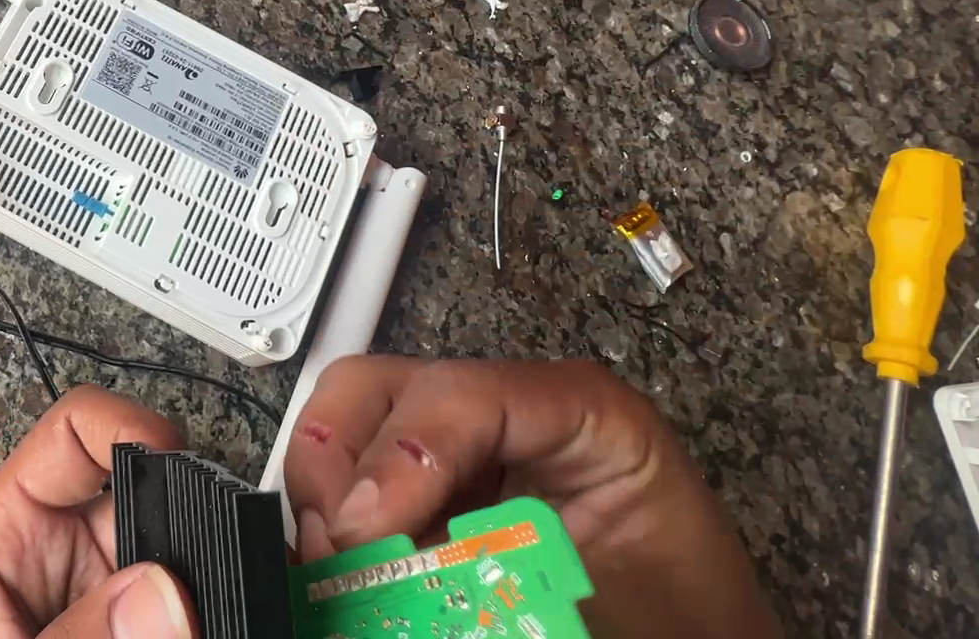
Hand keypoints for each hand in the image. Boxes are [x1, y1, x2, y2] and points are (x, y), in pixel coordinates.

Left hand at [0, 385, 199, 638]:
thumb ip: (74, 638)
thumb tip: (164, 595)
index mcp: (13, 524)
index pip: (72, 433)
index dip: (124, 424)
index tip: (178, 457)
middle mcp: (67, 549)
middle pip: (148, 503)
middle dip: (191, 534)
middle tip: (228, 584)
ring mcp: (104, 598)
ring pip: (178, 572)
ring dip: (202, 599)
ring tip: (224, 622)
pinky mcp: (130, 634)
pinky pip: (179, 620)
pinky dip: (205, 625)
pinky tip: (221, 631)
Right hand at [283, 356, 779, 638]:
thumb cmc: (680, 634)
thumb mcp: (600, 611)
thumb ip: (492, 583)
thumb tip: (383, 583)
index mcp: (580, 417)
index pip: (461, 398)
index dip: (400, 457)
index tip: (361, 535)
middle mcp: (501, 409)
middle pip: (374, 387)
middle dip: (336, 464)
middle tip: (333, 547)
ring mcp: (454, 440)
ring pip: (342, 419)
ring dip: (320, 490)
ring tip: (333, 564)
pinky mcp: (424, 481)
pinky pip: (347, 473)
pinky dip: (328, 516)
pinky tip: (336, 564)